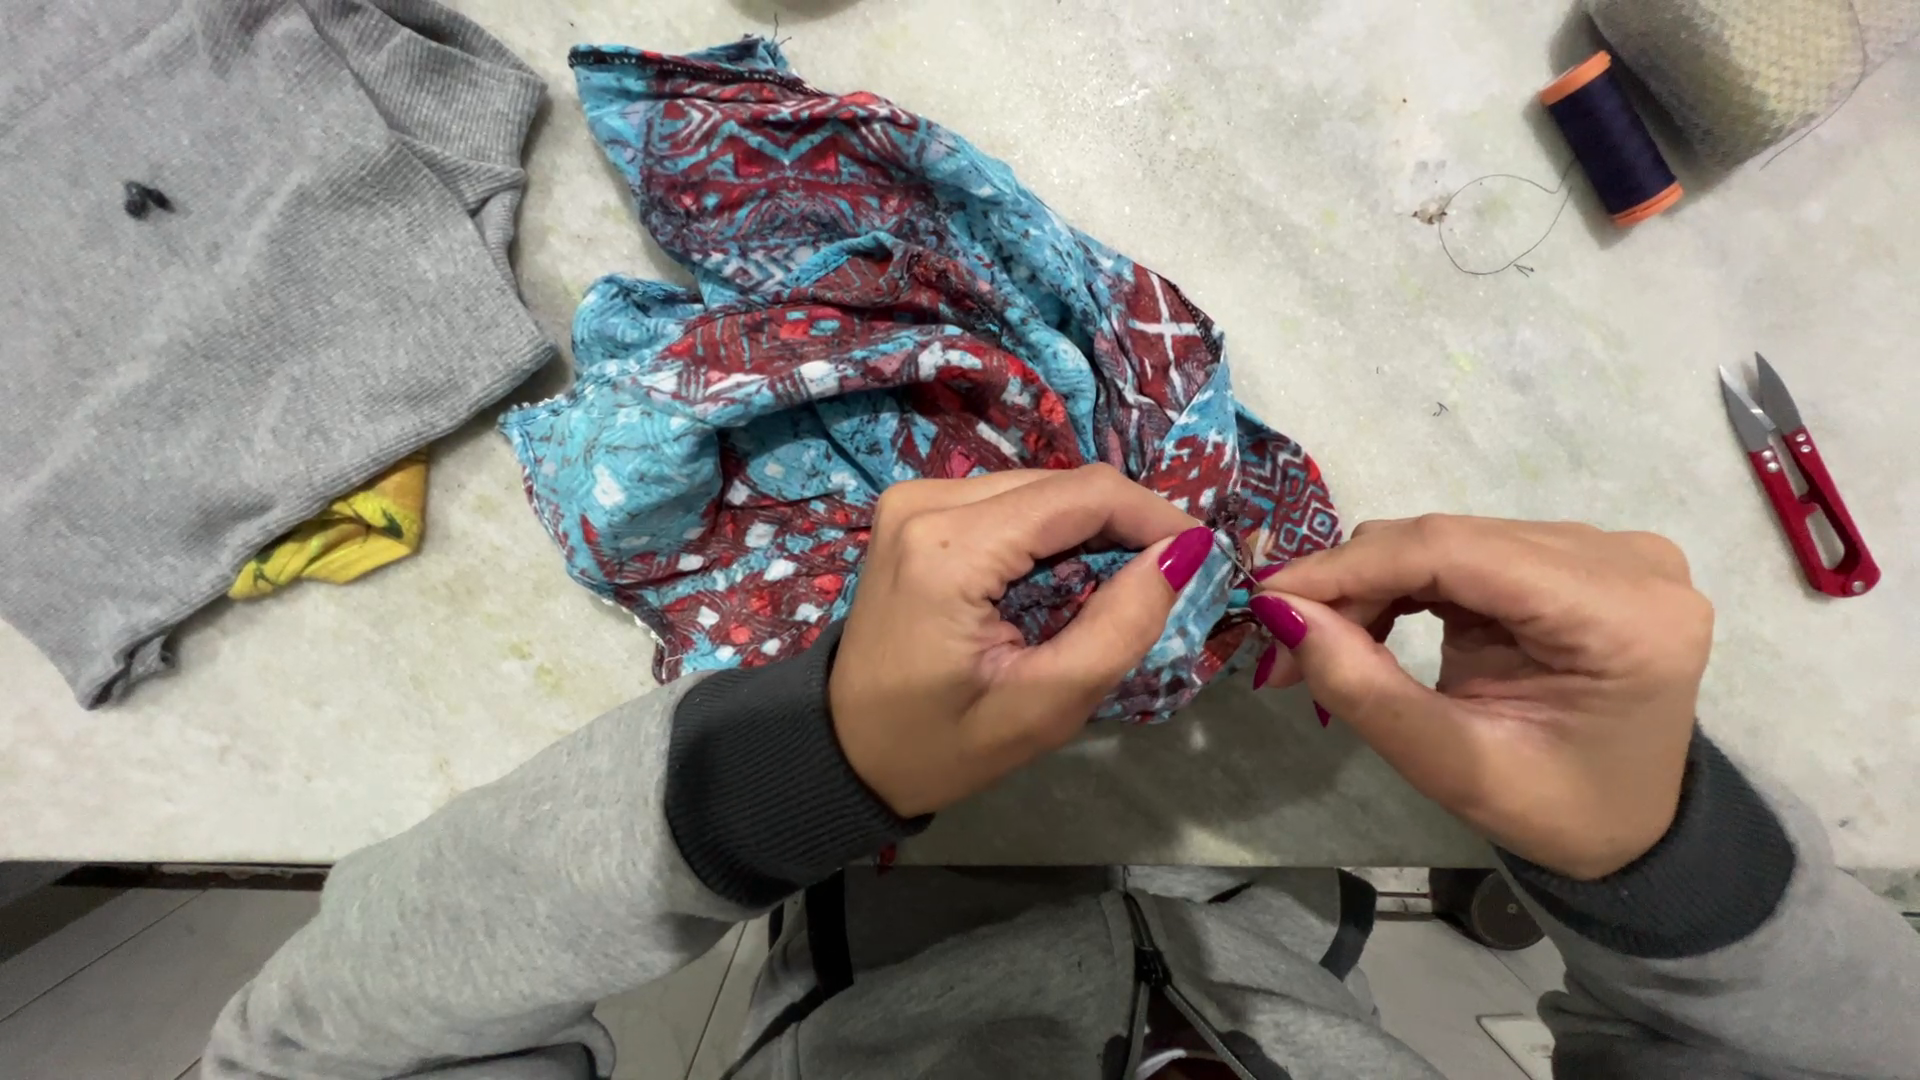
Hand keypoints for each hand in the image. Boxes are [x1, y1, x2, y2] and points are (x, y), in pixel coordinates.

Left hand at [831, 465, 1209, 816]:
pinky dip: (1046, 533)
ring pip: (1034, 489)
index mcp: (949, 548)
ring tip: (1114, 585)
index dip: (1153, 515)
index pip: (1081, 494)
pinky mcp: (910, 510)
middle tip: (1163, 578)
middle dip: (1122, 525)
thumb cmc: (940, 745)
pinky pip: (1003, 501)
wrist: (844, 749)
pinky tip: (1061, 576)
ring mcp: (911, 500)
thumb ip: (1121, 624)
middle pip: (1058, 486)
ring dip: (1085, 529)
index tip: (1200, 553)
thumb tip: (1182, 553)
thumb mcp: (1045, 705)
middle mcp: (924, 501)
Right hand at [1251, 516, 1713, 879]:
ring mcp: (1593, 552)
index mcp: (1620, 615)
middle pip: (1439, 542)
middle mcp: (1617, 560)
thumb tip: (1279, 611)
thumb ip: (1362, 688)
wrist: (1628, 823)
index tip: (1267, 598)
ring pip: (1434, 542)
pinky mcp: (1561, 558)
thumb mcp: (1451, 766)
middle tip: (1284, 644)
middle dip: (1346, 585)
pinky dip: (1390, 587)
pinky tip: (1363, 626)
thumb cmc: (1555, 808)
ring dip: (1361, 587)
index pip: (1453, 552)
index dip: (1349, 566)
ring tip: (1318, 645)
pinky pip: (1447, 553)